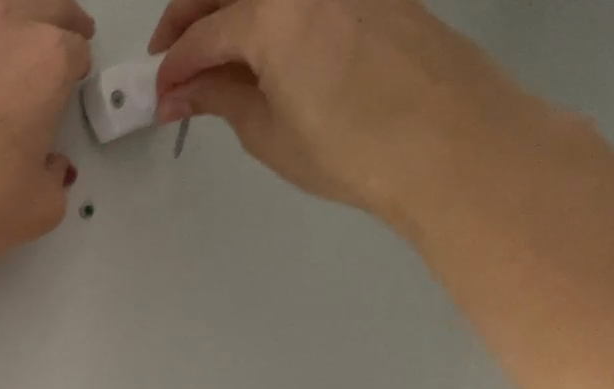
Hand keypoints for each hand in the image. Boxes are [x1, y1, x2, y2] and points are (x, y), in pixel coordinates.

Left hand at [0, 0, 94, 272]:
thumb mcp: (41, 205)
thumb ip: (53, 174)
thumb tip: (46, 164)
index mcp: (46, 57)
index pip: (75, 49)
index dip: (75, 72)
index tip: (69, 86)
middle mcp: (0, 30)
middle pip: (41, 8)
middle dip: (56, 26)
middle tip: (59, 45)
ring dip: (10, 26)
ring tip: (9, 56)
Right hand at [148, 0, 551, 220]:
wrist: (452, 143)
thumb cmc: (350, 149)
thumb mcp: (267, 131)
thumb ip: (220, 98)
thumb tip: (181, 94)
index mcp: (274, 13)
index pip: (201, 36)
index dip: (172, 70)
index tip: (161, 99)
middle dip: (188, 17)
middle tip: (171, 60)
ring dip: (230, 10)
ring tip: (216, 53)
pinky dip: (272, 12)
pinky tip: (266, 48)